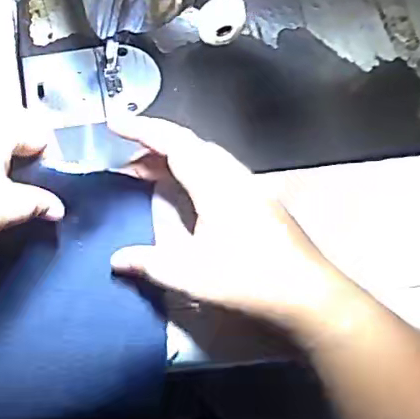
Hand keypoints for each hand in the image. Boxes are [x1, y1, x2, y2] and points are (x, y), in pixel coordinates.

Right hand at [106, 114, 373, 337]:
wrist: (305, 294)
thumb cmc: (247, 278)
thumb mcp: (188, 273)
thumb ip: (148, 262)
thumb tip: (116, 260)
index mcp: (215, 183)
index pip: (174, 143)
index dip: (141, 130)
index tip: (114, 124)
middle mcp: (233, 177)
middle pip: (190, 146)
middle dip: (153, 146)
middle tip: (124, 159)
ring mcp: (249, 188)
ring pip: (204, 159)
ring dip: (172, 161)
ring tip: (145, 175)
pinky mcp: (258, 203)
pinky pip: (215, 173)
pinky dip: (189, 175)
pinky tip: (182, 196)